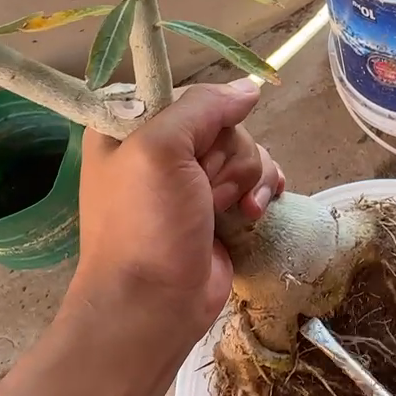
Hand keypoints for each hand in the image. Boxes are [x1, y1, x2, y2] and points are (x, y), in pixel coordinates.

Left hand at [72, 79, 285, 344]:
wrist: (153, 305)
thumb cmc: (145, 226)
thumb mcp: (160, 151)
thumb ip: (203, 107)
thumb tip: (250, 89)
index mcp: (131, 128)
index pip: (190, 95)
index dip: (205, 119)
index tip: (195, 148)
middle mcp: (163, 149)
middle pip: (226, 124)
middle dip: (228, 158)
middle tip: (206, 192)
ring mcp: (194, 181)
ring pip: (249, 150)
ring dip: (249, 179)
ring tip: (229, 210)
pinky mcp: (221, 207)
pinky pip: (260, 178)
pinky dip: (264, 193)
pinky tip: (253, 214)